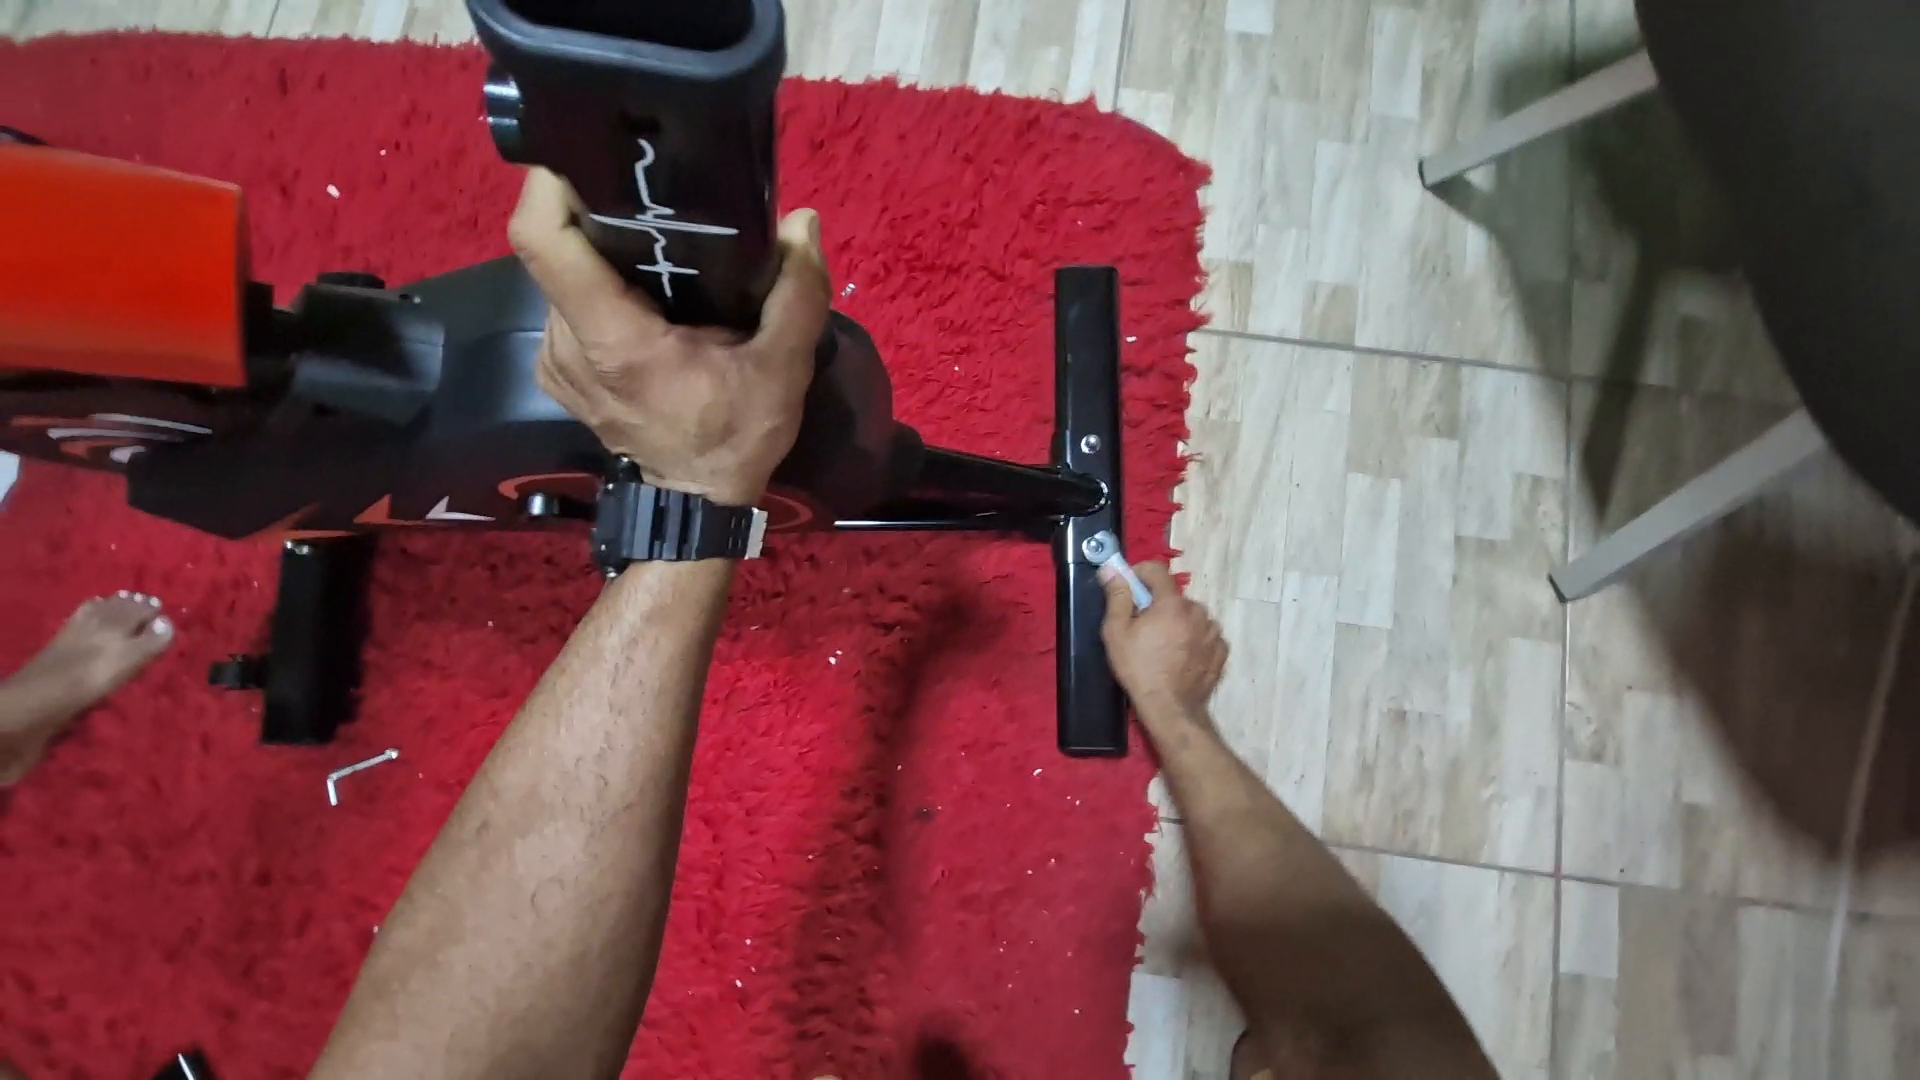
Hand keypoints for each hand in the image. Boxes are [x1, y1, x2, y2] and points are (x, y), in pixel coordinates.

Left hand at [508, 168, 832, 506]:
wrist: (697, 502)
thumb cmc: (735, 439)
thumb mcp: (782, 372)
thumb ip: (797, 296)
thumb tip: (803, 223)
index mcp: (614, 341)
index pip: (543, 239)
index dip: (554, 187)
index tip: (596, 161)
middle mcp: (567, 345)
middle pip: (559, 250)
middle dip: (602, 221)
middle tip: (659, 213)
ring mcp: (556, 362)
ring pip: (565, 279)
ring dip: (605, 259)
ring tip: (660, 258)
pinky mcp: (560, 372)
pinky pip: (569, 308)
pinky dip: (601, 293)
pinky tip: (648, 304)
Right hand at [1100, 562, 1227, 725]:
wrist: (1170, 709)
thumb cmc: (1139, 669)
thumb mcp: (1117, 632)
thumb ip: (1117, 596)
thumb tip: (1112, 570)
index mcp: (1172, 603)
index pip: (1157, 570)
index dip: (1139, 574)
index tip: (1129, 588)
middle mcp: (1198, 611)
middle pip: (1174, 596)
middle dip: (1158, 604)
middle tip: (1143, 627)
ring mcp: (1213, 632)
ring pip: (1191, 615)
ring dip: (1177, 621)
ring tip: (1163, 645)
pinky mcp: (1221, 650)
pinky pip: (1204, 634)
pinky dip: (1193, 638)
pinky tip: (1180, 656)